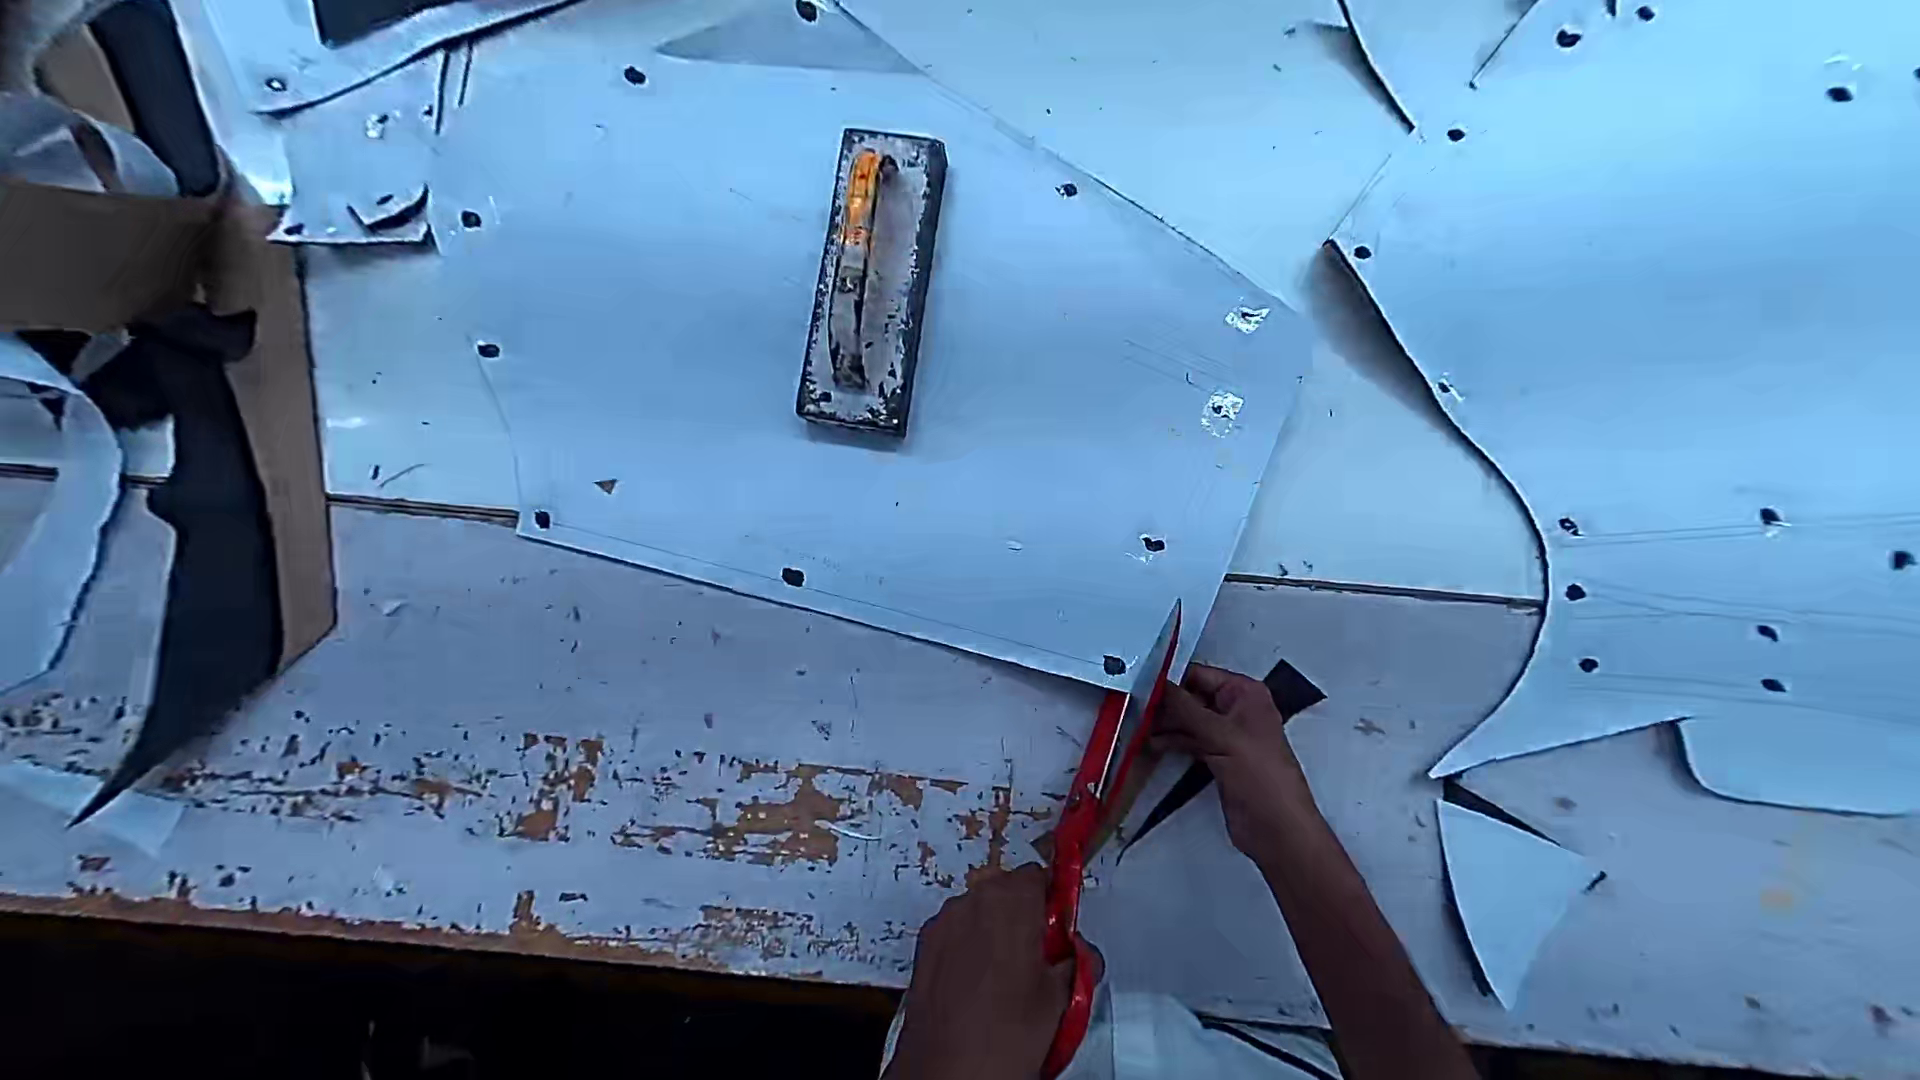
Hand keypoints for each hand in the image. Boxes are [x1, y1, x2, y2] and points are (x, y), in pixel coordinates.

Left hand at [885, 864, 1082, 1079]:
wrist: (947, 1072)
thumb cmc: (1007, 1033)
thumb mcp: (1061, 1000)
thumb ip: (1079, 961)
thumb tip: (1082, 950)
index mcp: (1012, 900)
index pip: (1039, 875)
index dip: (1052, 899)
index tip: (1059, 926)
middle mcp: (975, 898)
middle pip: (1007, 889)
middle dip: (1024, 915)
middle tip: (1037, 958)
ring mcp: (945, 918)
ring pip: (980, 909)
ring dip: (994, 929)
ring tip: (1004, 978)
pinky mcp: (925, 941)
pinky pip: (956, 930)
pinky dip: (967, 945)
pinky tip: (976, 985)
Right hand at [1153, 663, 1317, 862]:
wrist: (1277, 831)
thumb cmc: (1259, 776)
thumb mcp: (1220, 735)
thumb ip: (1185, 707)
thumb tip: (1156, 682)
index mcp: (1245, 694)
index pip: (1199, 674)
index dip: (1169, 678)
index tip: (1138, 681)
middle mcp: (1235, 709)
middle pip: (1190, 696)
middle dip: (1164, 702)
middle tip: (1133, 706)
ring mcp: (1226, 734)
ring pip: (1187, 719)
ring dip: (1164, 722)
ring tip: (1137, 725)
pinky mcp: (1218, 756)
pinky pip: (1189, 739)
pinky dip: (1171, 740)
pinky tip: (1151, 743)